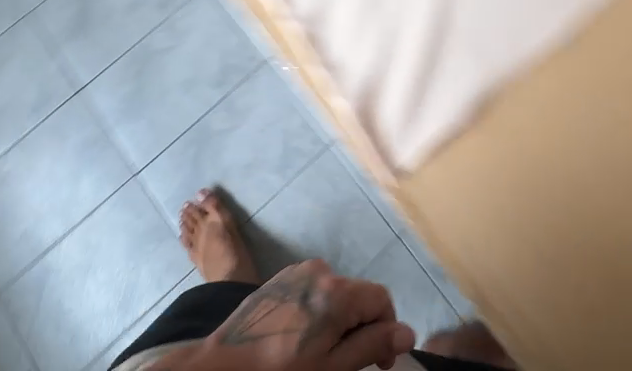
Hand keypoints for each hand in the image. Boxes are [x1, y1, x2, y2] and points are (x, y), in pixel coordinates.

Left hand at [173, 259, 415, 370]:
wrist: (223, 365)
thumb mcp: (333, 368)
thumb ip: (373, 346)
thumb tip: (408, 333)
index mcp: (338, 290)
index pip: (382, 300)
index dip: (387, 331)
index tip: (379, 364)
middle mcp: (321, 270)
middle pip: (358, 296)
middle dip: (360, 328)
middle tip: (342, 364)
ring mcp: (297, 271)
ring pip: (335, 295)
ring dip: (337, 321)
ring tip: (317, 353)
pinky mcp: (280, 278)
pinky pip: (313, 292)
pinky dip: (316, 313)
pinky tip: (298, 339)